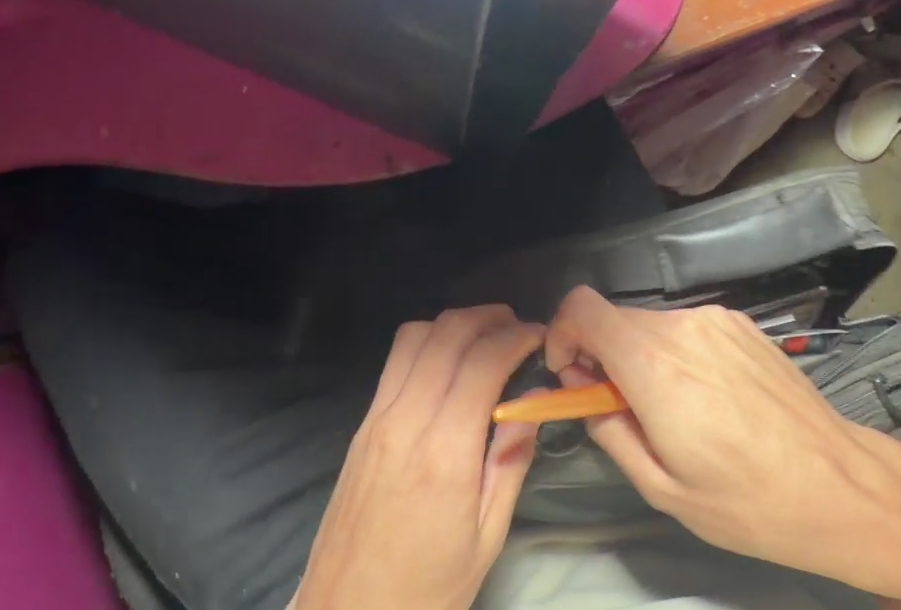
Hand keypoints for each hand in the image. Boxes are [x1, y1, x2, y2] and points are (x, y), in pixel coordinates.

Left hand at [291, 305, 543, 609]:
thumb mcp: (486, 537)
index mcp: (443, 452)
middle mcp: (404, 421)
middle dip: (487, 317)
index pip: (482, 362)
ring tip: (486, 335)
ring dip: (453, 324)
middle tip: (518, 326)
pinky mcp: (361, 426)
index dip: (515, 336)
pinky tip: (448, 362)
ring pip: (413, 337)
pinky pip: (394, 362)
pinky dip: (427, 343)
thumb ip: (510, 460)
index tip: (540, 335)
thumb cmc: (428, 587)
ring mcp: (375, 419)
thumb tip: (535, 399)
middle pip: (445, 335)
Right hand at [542, 286, 900, 592]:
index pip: (581, 308)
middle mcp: (681, 327)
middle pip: (614, 319)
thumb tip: (582, 388)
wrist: (840, 486)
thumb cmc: (746, 500)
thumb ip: (607, 427)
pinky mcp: (742, 324)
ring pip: (651, 324)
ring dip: (642, 357)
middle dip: (603, 356)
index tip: (573, 376)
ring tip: (675, 411)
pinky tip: (709, 398)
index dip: (563, 335)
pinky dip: (677, 353)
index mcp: (653, 365)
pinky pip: (687, 328)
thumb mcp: (660, 487)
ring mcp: (716, 320)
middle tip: (622, 408)